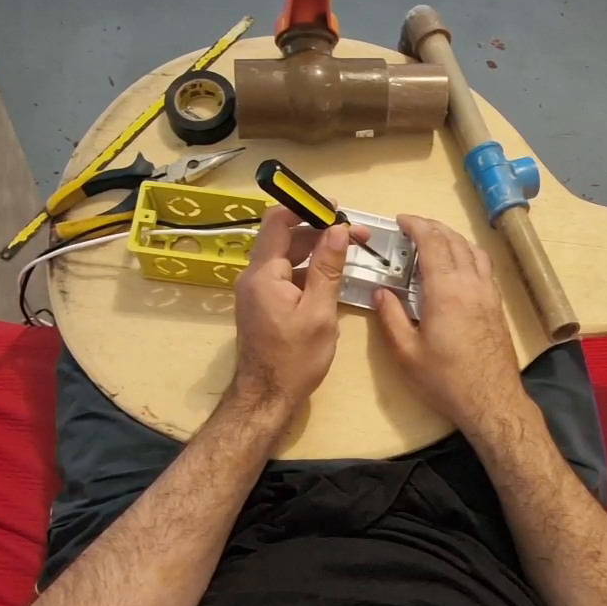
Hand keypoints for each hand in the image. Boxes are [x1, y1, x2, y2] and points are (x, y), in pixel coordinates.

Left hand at [228, 206, 366, 414]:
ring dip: (313, 251)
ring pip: (284, 258)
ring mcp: (255, 292)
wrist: (266, 398)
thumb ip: (327, 269)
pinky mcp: (261, 306)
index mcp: (263, 275)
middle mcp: (253, 278)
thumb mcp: (319, 314)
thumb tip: (337, 231)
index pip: (278, 221)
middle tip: (354, 234)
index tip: (334, 207)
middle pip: (283, 238)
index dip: (305, 207)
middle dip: (317, 231)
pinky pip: (283, 277)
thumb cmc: (294, 360)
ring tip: (347, 253)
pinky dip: (305, 271)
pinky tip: (328, 279)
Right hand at [373, 215, 529, 432]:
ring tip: (435, 241)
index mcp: (445, 290)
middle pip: (454, 240)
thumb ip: (391, 318)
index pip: (432, 243)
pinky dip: (468, 254)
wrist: (490, 399)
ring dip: (453, 238)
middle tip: (412, 228)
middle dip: (432, 227)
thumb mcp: (407, 353)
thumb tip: (381, 293)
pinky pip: (484, 267)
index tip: (401, 221)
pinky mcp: (497, 306)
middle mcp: (471, 284)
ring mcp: (488, 293)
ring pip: (473, 250)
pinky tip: (459, 266)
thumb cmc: (445, 380)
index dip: (416, 226)